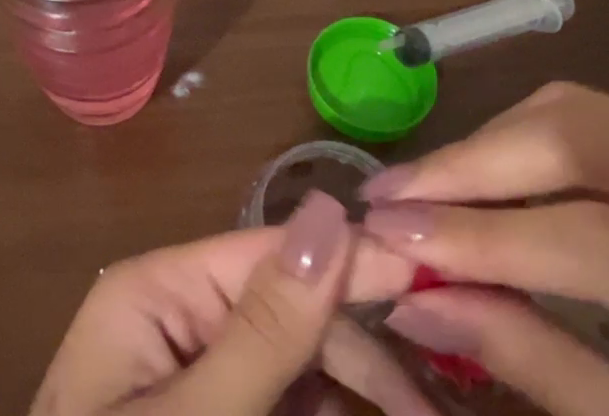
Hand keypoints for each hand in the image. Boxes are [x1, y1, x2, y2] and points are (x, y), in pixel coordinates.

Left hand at [30, 191, 436, 415]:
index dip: (361, 260)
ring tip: (429, 411)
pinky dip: (333, 406)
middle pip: (297, 310)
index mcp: (159, 289)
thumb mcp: (198, 413)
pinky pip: (288, 395)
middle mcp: (180, 313)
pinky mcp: (214, 405)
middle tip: (449, 384)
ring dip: (366, 386)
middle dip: (370, 350)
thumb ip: (265, 327)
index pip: (276, 252)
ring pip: (302, 360)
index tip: (442, 272)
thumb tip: (332, 213)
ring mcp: (199, 367)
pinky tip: (385, 412)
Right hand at [359, 83, 608, 415]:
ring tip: (423, 188)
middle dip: (471, 161)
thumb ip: (542, 367)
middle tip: (388, 194)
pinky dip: (526, 146)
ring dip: (491, 145)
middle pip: (589, 135)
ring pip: (587, 111)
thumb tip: (415, 303)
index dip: (479, 233)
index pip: (599, 240)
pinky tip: (483, 179)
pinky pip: (605, 123)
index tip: (382, 233)